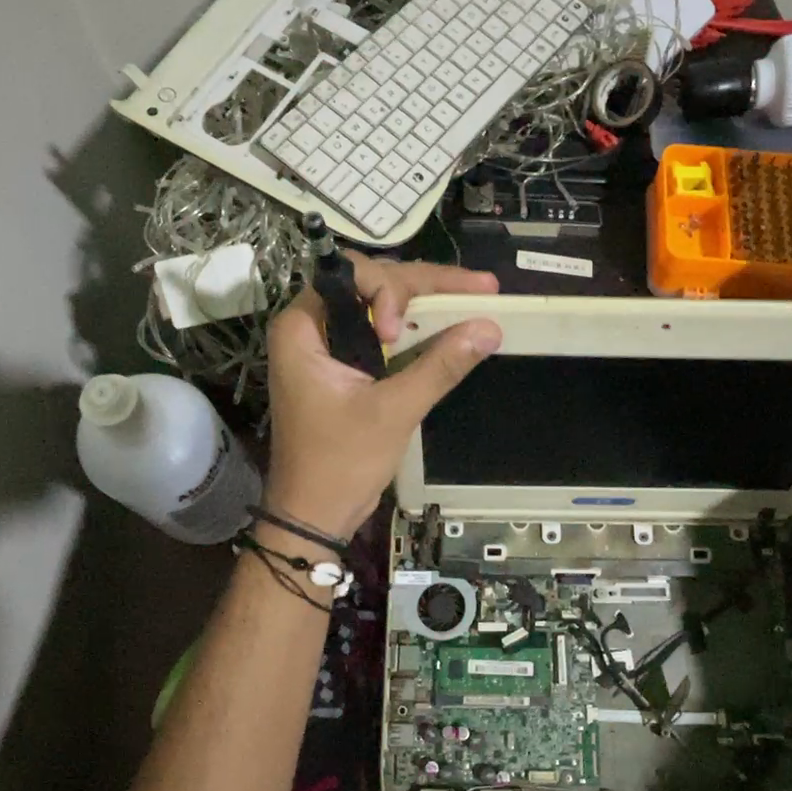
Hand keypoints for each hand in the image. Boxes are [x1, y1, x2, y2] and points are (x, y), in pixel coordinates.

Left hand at [262, 253, 500, 538]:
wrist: (314, 515)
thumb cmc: (340, 463)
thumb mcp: (393, 411)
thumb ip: (439, 365)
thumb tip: (489, 327)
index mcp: (302, 328)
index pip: (352, 274)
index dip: (388, 291)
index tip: (397, 332)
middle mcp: (310, 328)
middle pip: (371, 285)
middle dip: (426, 286)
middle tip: (481, 288)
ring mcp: (327, 349)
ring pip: (381, 308)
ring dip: (426, 305)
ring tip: (475, 300)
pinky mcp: (344, 370)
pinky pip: (382, 337)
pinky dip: (416, 333)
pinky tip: (452, 329)